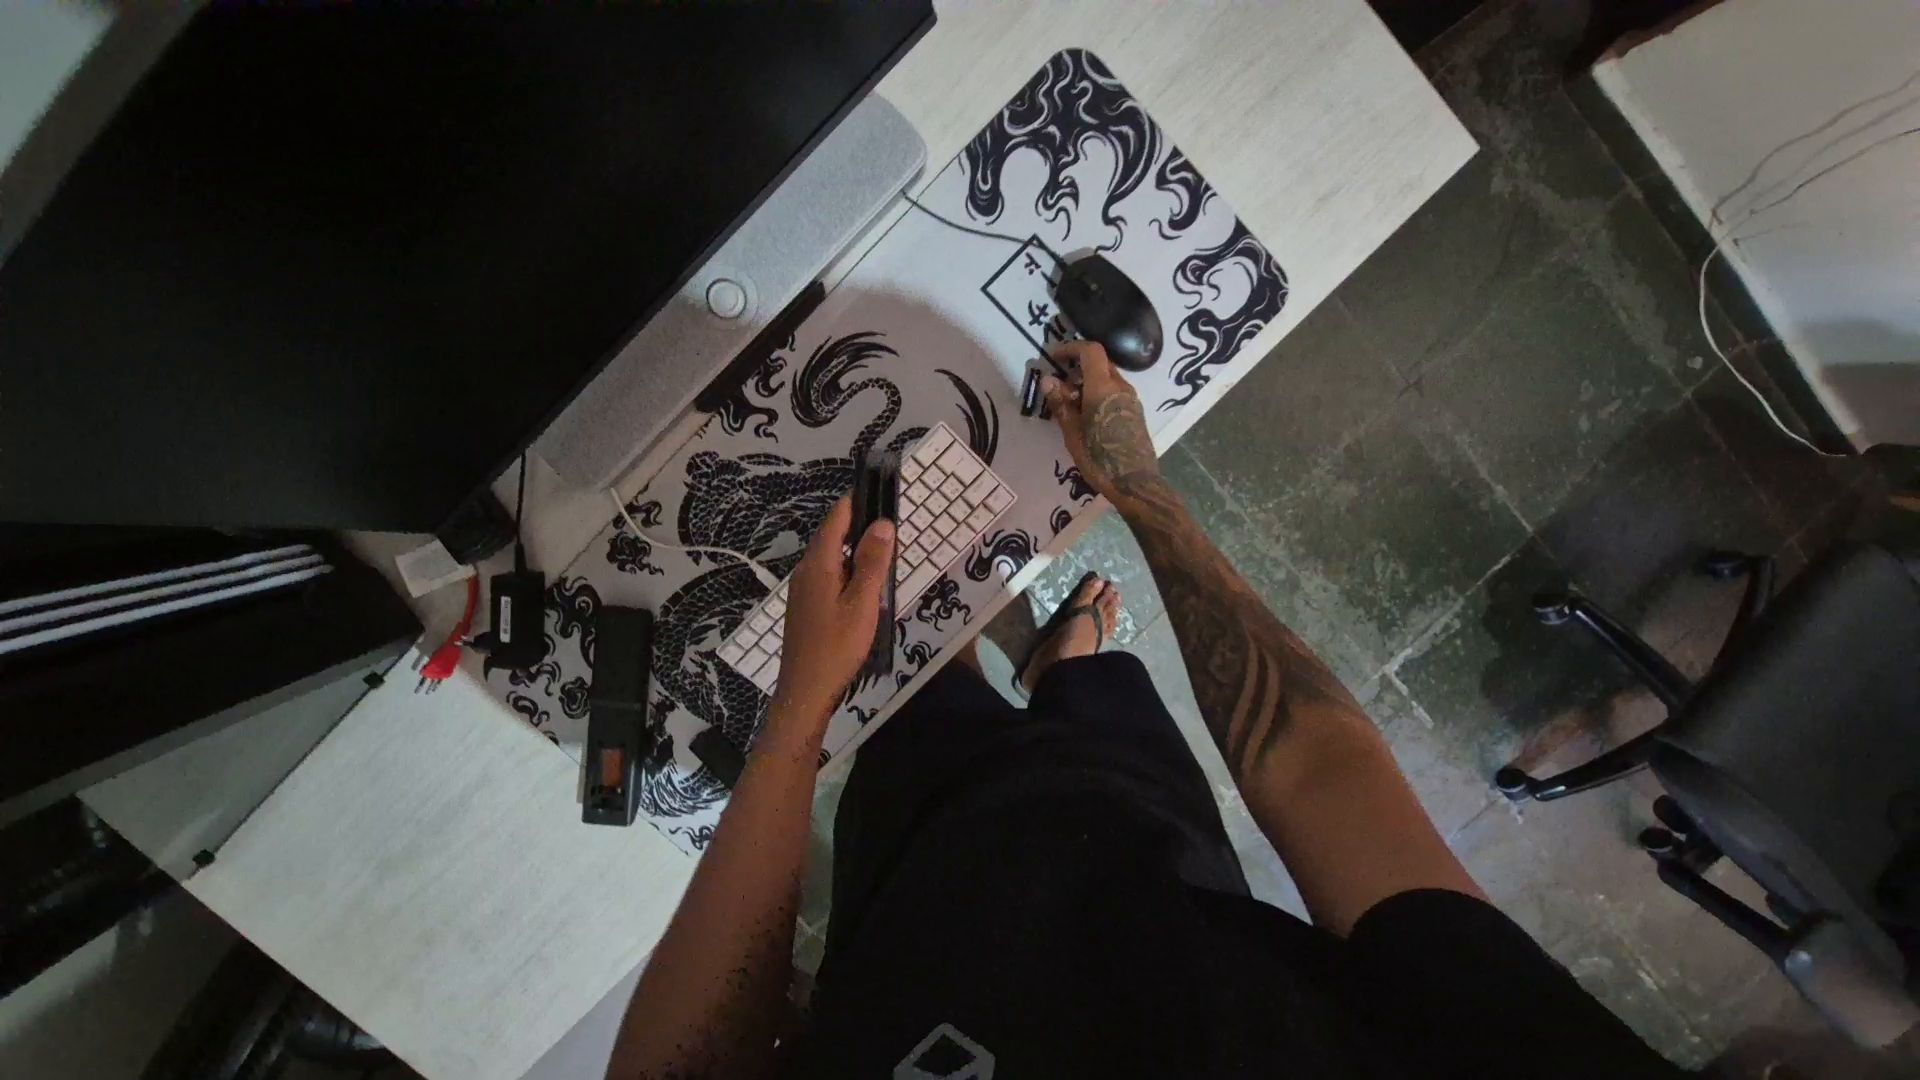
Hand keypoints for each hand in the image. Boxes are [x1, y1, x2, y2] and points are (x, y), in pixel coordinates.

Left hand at [768, 494, 895, 741]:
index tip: (878, 488)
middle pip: (832, 535)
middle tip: (890, 518)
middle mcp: (806, 569)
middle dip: (859, 522)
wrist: (807, 690)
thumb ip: (873, 562)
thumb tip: (883, 522)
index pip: (836, 518)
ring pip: (831, 556)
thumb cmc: (837, 646)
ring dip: (855, 548)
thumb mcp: (863, 603)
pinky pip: (828, 574)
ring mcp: (803, 588)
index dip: (856, 500)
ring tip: (884, 547)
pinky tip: (865, 581)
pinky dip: (848, 568)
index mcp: (819, 563)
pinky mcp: (806, 605)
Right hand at [1040, 341, 1162, 509]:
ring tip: (1071, 406)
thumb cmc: (1098, 458)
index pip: (1091, 351)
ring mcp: (1131, 400)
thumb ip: (1061, 403)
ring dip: (1088, 383)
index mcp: (1103, 387)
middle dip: (1078, 368)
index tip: (1055, 358)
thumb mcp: (1072, 433)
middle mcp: (1121, 387)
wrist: (1134, 482)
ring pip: (1108, 379)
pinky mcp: (1135, 413)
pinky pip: (1115, 393)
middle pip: (1100, 364)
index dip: (1071, 348)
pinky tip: (1087, 417)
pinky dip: (1099, 394)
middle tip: (1060, 386)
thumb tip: (1048, 379)